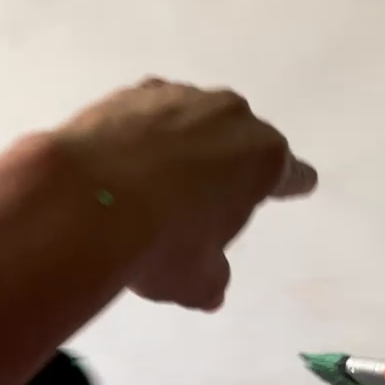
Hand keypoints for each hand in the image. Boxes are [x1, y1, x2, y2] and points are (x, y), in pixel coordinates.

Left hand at [53, 78, 316, 309]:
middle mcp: (228, 117)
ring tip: (153, 185)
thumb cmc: (161, 245)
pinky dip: (138, 138)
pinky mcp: (129, 93)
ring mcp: (178, 98)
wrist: (86, 201)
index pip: (288, 174)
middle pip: (236, 142)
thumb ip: (212, 279)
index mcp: (261, 160)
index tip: (299, 185)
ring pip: (189, 123)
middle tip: (203, 200)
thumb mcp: (196, 280)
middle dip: (224, 167)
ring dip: (179, 148)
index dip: (291, 185)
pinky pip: (145, 118)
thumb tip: (213, 290)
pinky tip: (121, 163)